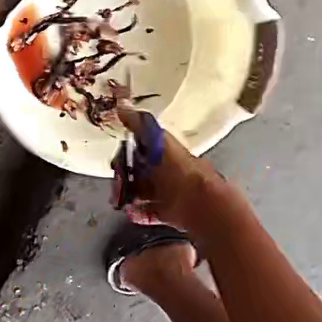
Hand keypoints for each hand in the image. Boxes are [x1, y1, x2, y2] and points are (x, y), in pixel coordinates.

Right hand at [117, 105, 241, 232]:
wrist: (205, 208)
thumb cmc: (182, 174)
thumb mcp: (162, 145)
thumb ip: (143, 128)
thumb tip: (123, 108)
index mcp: (170, 156)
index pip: (146, 149)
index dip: (129, 151)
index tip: (116, 157)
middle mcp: (170, 173)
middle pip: (142, 172)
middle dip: (126, 176)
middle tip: (116, 182)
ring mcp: (170, 194)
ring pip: (143, 192)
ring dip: (128, 194)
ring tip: (118, 198)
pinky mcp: (170, 213)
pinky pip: (149, 211)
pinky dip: (138, 212)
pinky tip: (130, 211)